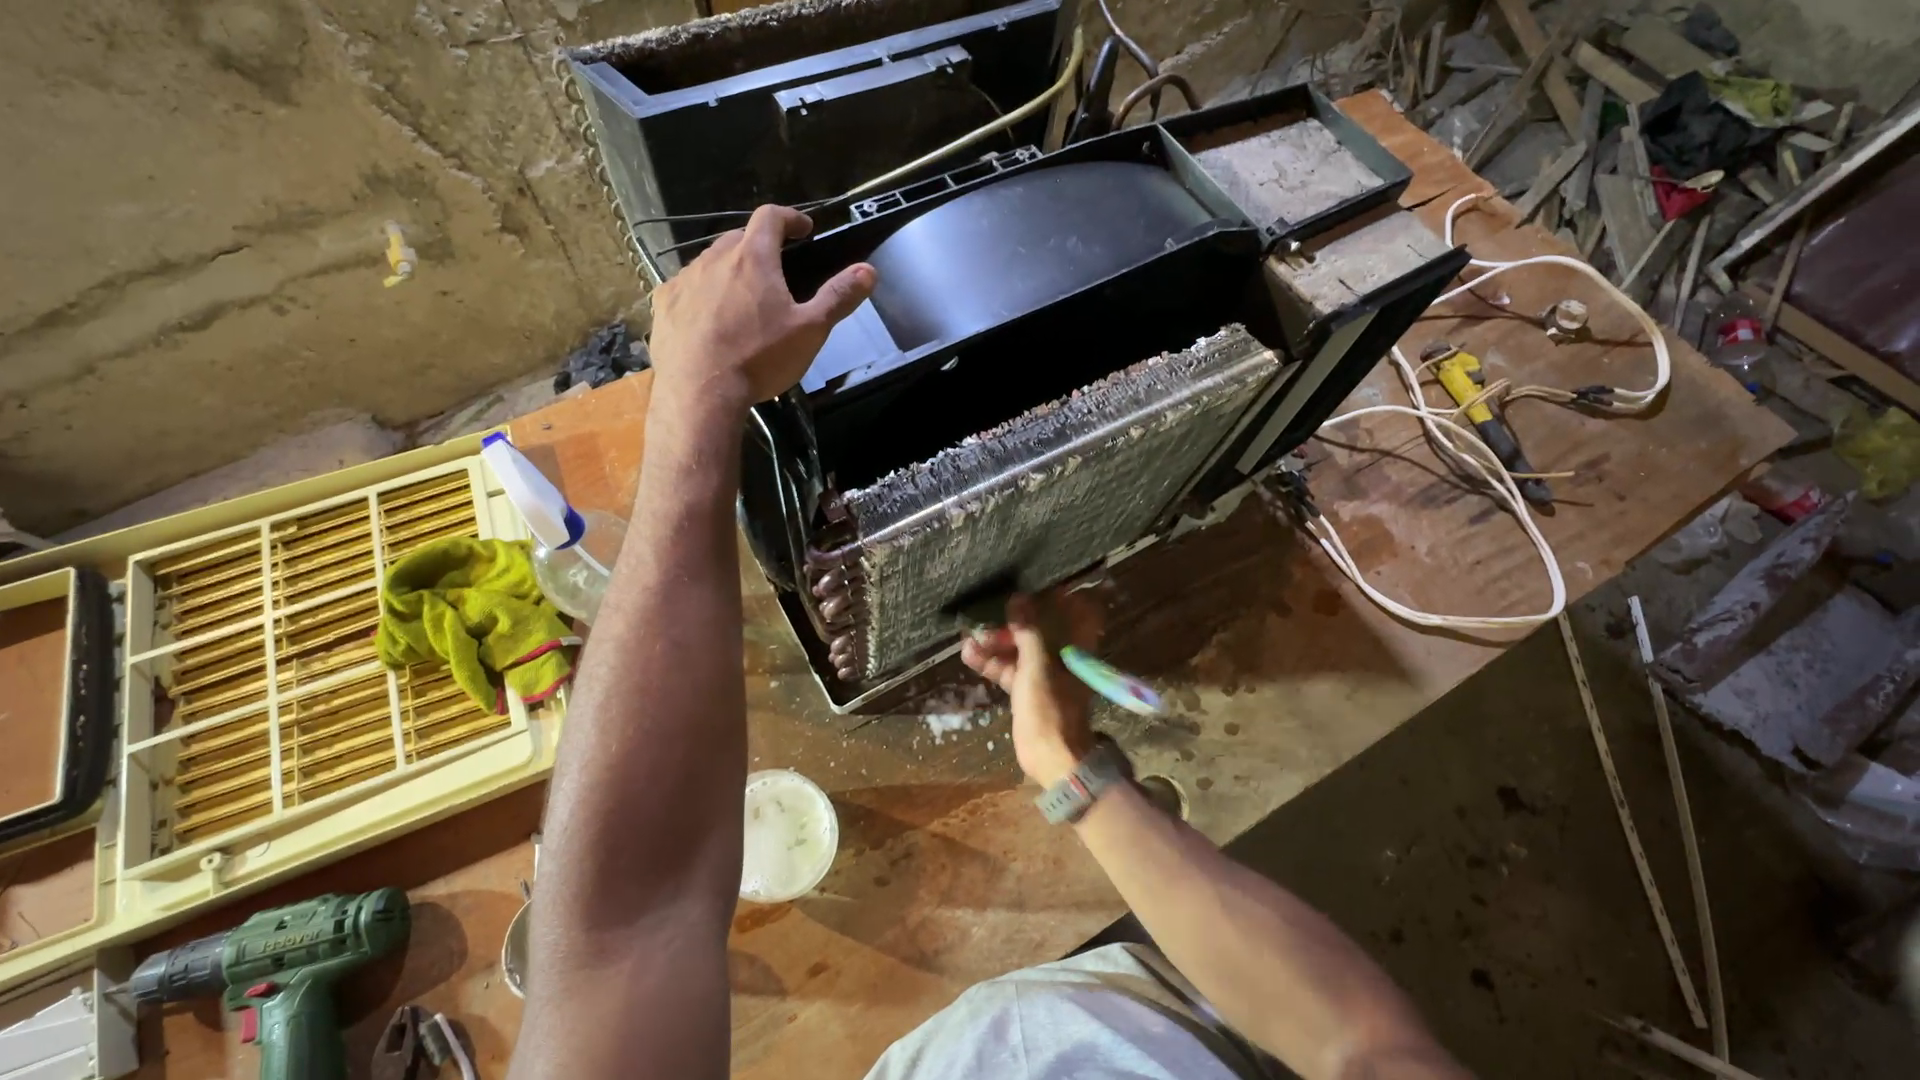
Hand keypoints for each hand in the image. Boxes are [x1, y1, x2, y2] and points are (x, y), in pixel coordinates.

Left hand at [647, 205, 875, 406]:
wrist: (700, 393)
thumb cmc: (759, 358)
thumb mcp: (810, 330)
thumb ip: (838, 297)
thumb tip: (869, 271)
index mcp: (753, 258)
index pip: (770, 217)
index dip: (789, 218)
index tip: (803, 230)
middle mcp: (714, 259)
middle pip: (738, 238)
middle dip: (759, 246)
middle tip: (775, 268)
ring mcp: (684, 280)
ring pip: (710, 262)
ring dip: (728, 270)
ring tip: (742, 296)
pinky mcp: (663, 305)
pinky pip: (686, 287)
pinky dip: (702, 293)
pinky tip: (708, 317)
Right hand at [961, 592, 1099, 788]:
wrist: (1052, 756)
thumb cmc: (1051, 707)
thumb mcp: (1037, 665)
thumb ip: (1028, 630)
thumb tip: (1018, 598)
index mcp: (1076, 645)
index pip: (1079, 609)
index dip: (1061, 594)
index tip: (1037, 582)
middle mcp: (1062, 654)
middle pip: (1041, 626)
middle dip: (1014, 618)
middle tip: (989, 611)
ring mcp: (1044, 672)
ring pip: (1020, 647)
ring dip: (996, 640)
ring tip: (970, 634)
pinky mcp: (1026, 689)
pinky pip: (1008, 668)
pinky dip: (991, 661)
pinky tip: (968, 654)